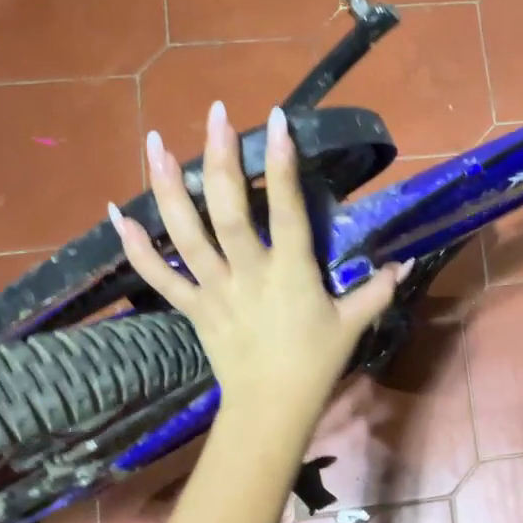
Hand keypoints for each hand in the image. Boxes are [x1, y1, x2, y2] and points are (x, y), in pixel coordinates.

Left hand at [111, 101, 409, 432]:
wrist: (272, 407)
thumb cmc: (316, 363)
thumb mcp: (353, 325)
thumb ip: (378, 291)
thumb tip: (405, 263)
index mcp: (291, 273)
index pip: (285, 210)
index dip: (281, 165)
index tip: (277, 120)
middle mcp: (248, 273)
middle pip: (227, 211)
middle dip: (219, 159)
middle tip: (213, 114)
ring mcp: (214, 289)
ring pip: (184, 233)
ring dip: (166, 186)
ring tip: (155, 141)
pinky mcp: (193, 307)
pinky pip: (159, 275)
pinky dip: (134, 246)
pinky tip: (116, 212)